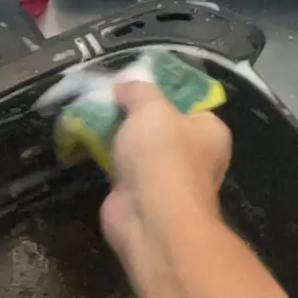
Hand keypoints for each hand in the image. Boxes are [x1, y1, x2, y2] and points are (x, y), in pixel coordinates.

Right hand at [100, 80, 231, 259]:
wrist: (149, 217)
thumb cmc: (163, 156)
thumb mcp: (151, 108)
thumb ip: (138, 90)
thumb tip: (125, 82)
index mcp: (210, 132)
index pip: (189, 104)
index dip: (162, 90)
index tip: (135, 80)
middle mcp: (194, 156)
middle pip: (161, 125)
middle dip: (134, 113)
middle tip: (108, 96)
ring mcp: (166, 178)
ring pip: (139, 148)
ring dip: (118, 136)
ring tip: (92, 113)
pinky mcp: (139, 195)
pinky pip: (122, 168)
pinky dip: (107, 157)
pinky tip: (88, 141)